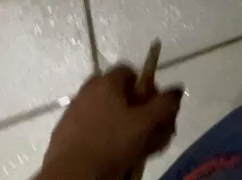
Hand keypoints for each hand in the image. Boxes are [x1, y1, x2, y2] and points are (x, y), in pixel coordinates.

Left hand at [39, 65, 183, 179]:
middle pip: (118, 94)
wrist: (70, 176)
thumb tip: (177, 90)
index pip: (130, 71)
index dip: (146, 87)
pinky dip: (103, 138)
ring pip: (105, 114)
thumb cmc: (111, 143)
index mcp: (106, 81)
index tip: (153, 107)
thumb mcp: (145, 124)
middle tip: (148, 131)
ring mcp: (73, 113)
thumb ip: (165, 104)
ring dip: (121, 125)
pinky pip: (91, 130)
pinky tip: (112, 155)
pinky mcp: (64, 135)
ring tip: (133, 147)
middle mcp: (88, 91)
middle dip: (136, 110)